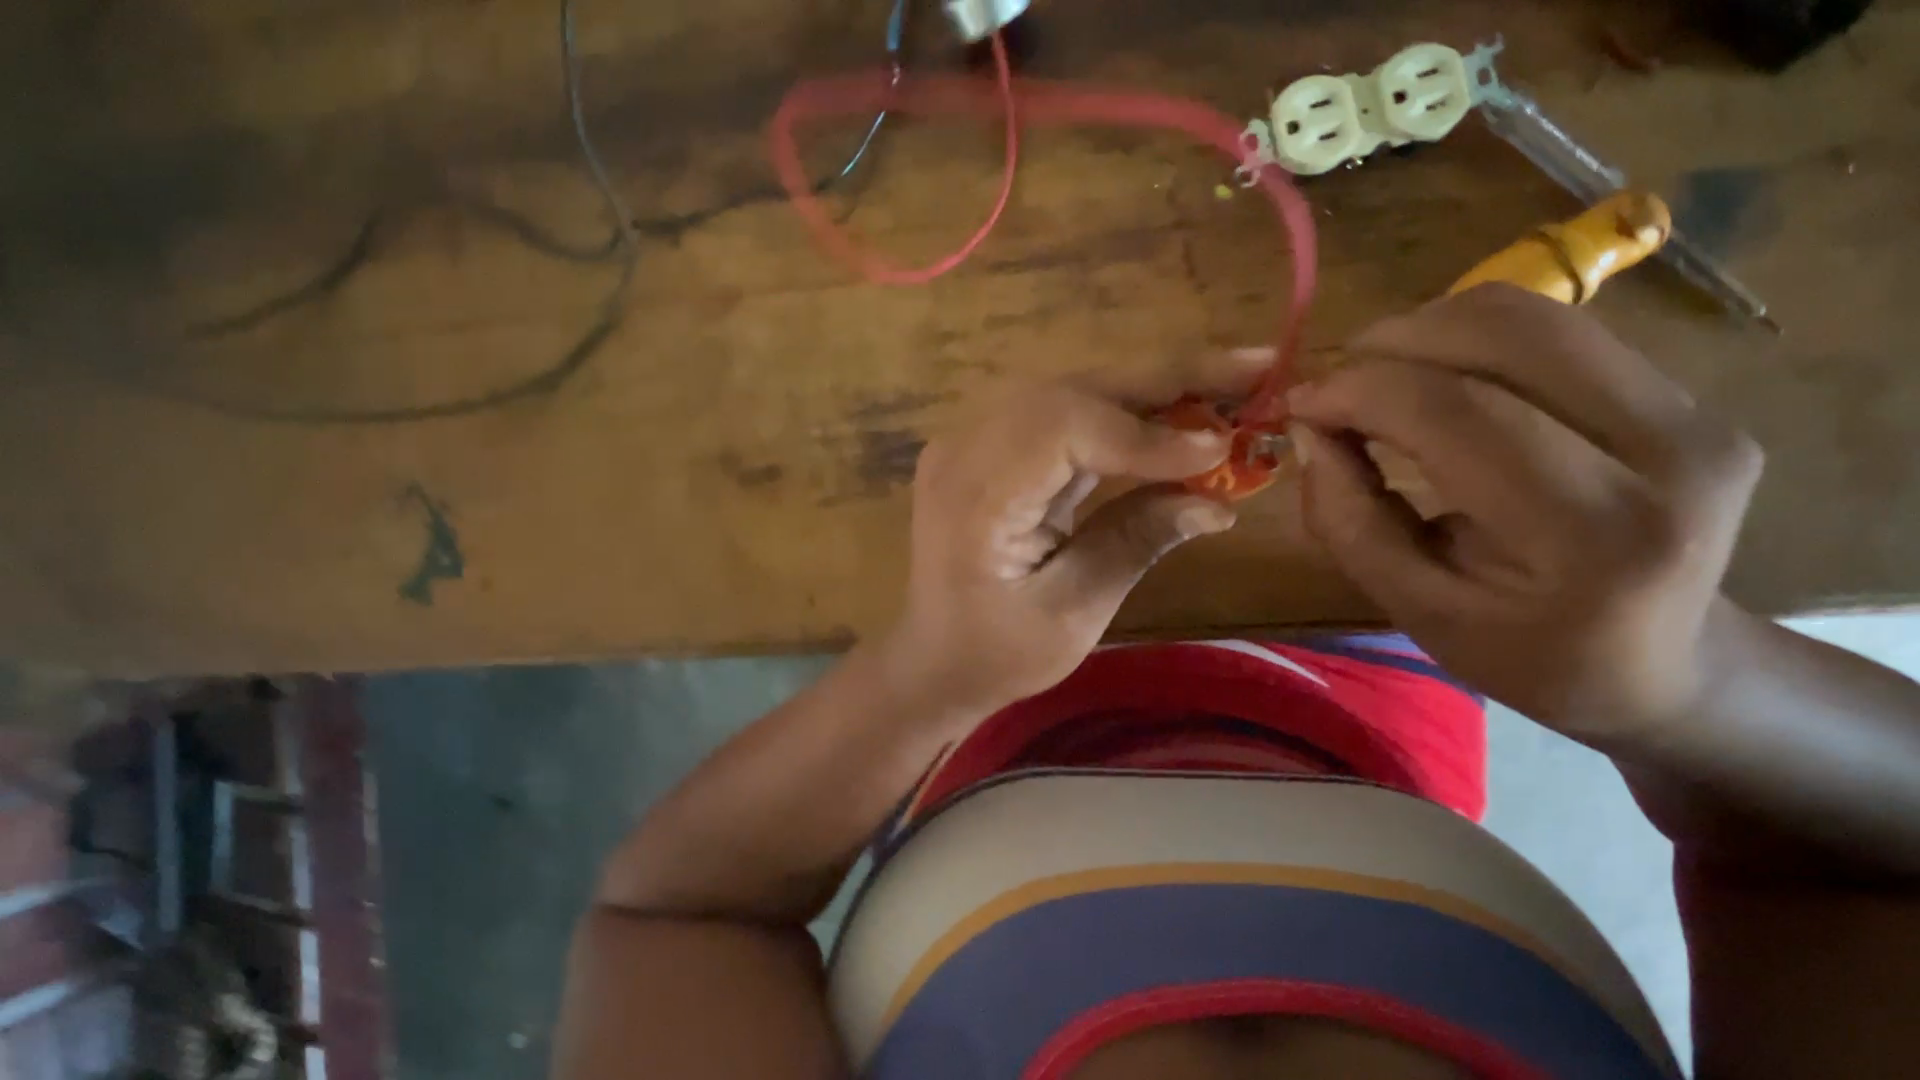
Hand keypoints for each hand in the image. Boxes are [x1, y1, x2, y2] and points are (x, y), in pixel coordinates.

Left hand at [880, 354, 1271, 716]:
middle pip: (1071, 391)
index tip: (1220, 449)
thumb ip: (1137, 543)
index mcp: (973, 496)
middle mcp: (964, 449)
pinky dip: (1123, 413)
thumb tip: (1220, 500)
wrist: (935, 659)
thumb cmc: (997, 655)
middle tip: (1256, 368)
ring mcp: (972, 442)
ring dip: (1151, 388)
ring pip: (1072, 391)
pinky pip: (1063, 412)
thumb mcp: (1073, 612)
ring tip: (1231, 384)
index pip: (1063, 428)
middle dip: (1166, 380)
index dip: (1146, 433)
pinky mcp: (991, 447)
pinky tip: (1178, 413)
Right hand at [1287, 285, 1763, 740]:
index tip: (1298, 404)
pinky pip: (1557, 332)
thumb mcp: (1416, 611)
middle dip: (1392, 342)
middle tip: (1335, 384)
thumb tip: (1309, 426)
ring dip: (1430, 330)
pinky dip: (1473, 341)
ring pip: (1532, 315)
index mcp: (1593, 535)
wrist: (1663, 666)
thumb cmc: (1524, 654)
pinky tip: (1439, 382)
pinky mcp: (1692, 393)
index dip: (1360, 391)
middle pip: (1505, 335)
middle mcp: (1667, 453)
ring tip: (1379, 378)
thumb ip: (1350, 521)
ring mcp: (1694, 412)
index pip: (1458, 414)